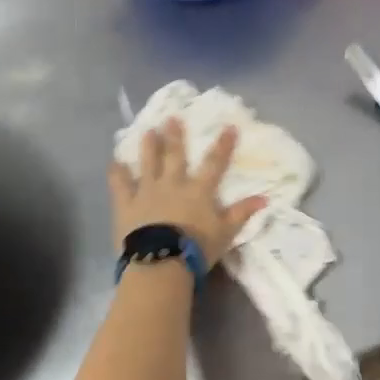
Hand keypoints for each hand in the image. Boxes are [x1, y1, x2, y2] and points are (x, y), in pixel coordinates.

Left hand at [110, 118, 266, 267]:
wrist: (161, 261)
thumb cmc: (196, 248)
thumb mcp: (225, 233)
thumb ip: (242, 213)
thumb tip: (264, 198)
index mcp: (198, 191)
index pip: (214, 164)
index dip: (223, 145)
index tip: (229, 127)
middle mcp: (172, 184)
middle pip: (175, 156)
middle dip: (175, 136)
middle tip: (172, 118)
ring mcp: (147, 191)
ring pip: (148, 163)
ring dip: (148, 146)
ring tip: (148, 131)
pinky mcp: (126, 204)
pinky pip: (119, 184)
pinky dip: (117, 172)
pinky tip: (114, 162)